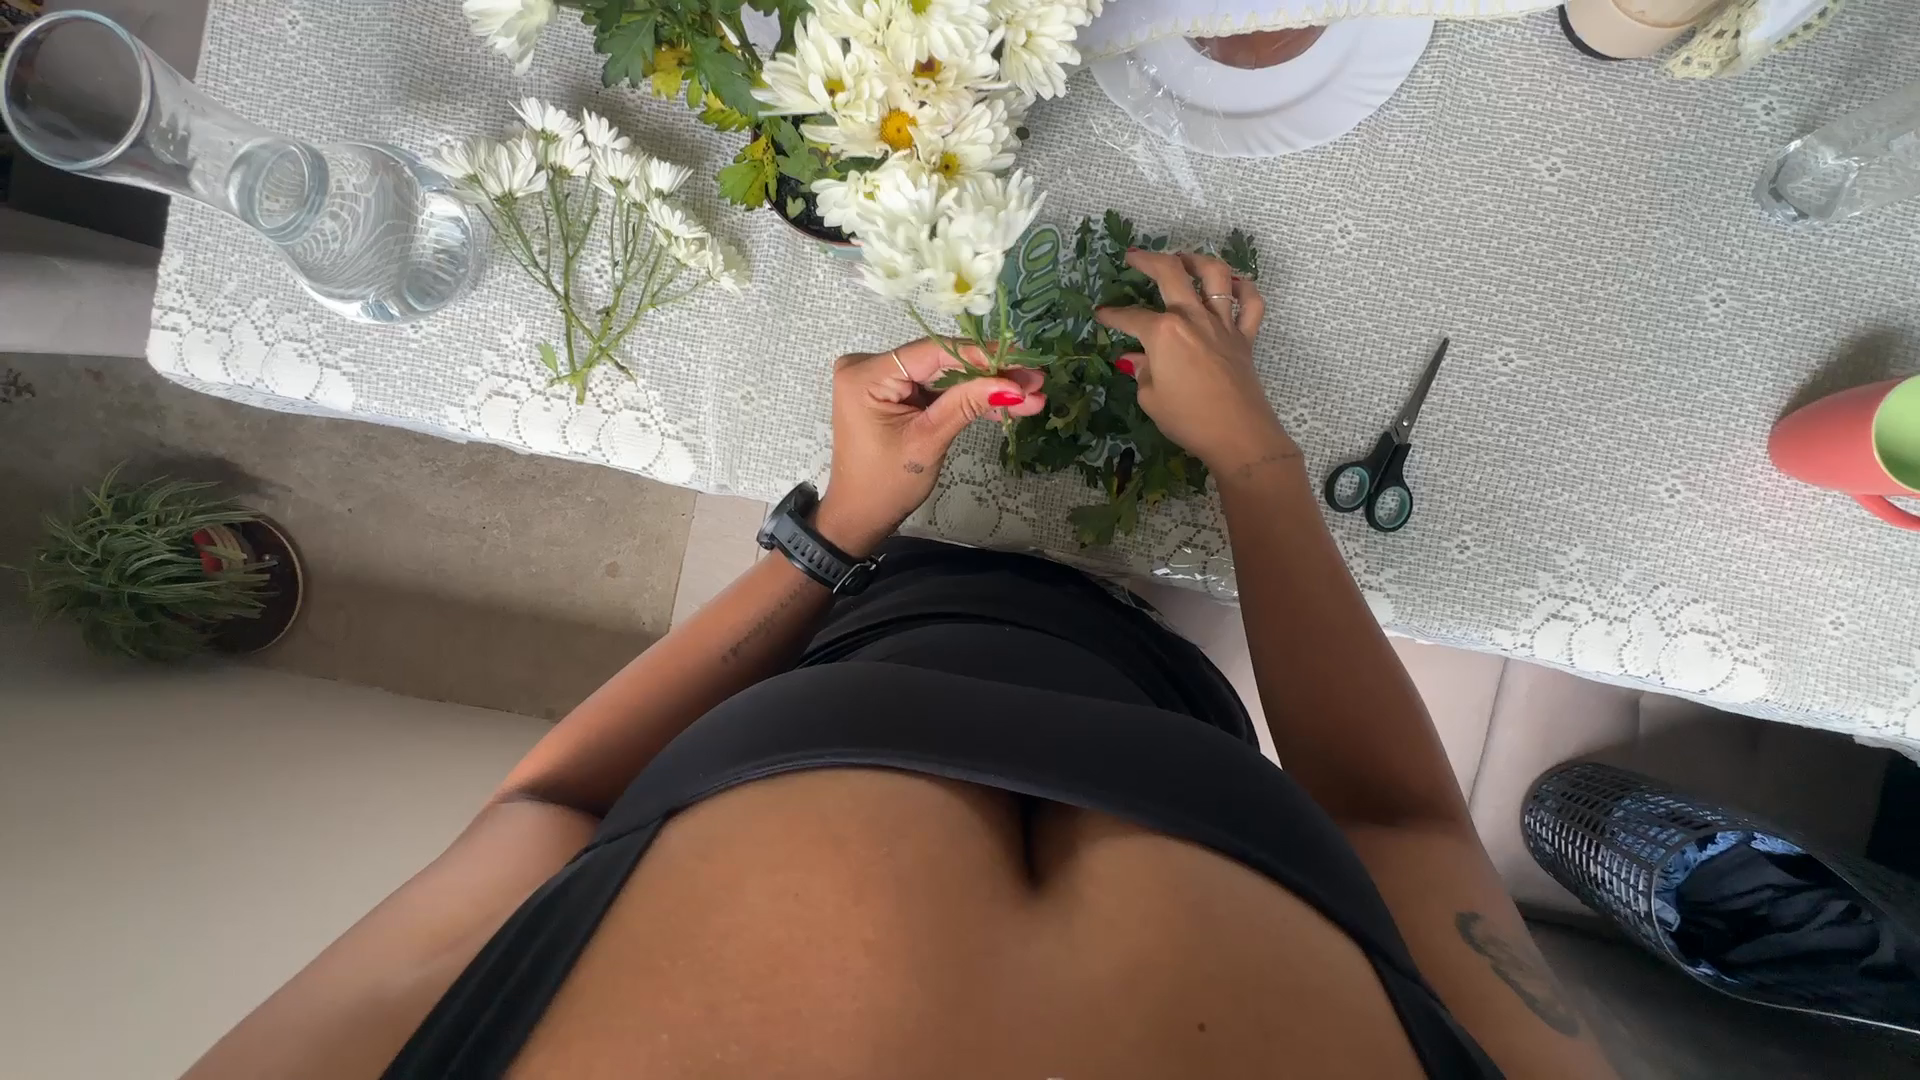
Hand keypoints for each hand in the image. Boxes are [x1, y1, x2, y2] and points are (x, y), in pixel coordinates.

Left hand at [816, 338, 1046, 555]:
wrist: (860, 515)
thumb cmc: (886, 485)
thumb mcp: (928, 441)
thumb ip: (966, 405)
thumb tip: (1013, 385)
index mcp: (866, 375)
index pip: (932, 353)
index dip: (980, 356)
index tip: (1021, 360)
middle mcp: (868, 367)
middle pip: (940, 362)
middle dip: (988, 374)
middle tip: (1035, 381)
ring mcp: (881, 380)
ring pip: (942, 377)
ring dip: (983, 388)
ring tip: (1030, 396)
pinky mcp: (893, 394)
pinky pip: (934, 390)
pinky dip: (964, 399)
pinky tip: (1003, 406)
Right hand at [1094, 250, 1299, 478]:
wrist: (1237, 434)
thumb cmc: (1186, 419)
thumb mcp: (1151, 398)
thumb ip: (1143, 372)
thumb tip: (1137, 360)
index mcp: (1163, 332)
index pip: (1131, 317)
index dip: (1112, 315)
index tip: (1100, 314)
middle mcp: (1192, 317)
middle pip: (1171, 274)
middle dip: (1148, 260)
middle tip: (1135, 257)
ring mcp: (1222, 324)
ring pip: (1215, 276)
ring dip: (1197, 260)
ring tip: (1184, 259)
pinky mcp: (1245, 337)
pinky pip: (1251, 304)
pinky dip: (1244, 289)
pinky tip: (1234, 284)